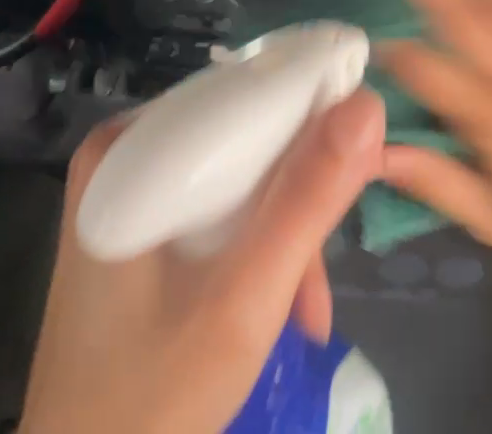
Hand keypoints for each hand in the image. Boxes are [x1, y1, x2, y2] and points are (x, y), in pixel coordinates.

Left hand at [19, 90, 384, 433]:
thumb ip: (306, 201)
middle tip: (326, 266)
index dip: (311, 116)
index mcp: (130, 149)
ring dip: (283, 238)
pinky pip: (216, 214)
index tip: (365, 156)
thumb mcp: (242, 299)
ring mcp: (130, 195)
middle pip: (240, 143)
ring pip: (236, 182)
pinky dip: (254, 254)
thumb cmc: (150, 395)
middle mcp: (125, 155)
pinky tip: (281, 310)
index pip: (240, 96)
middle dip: (296, 202)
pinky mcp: (140, 231)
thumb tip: (366, 106)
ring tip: (307, 312)